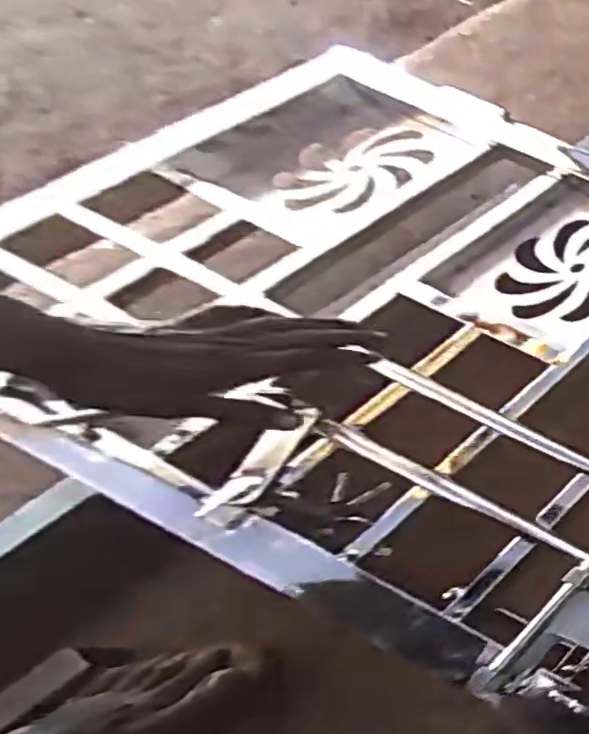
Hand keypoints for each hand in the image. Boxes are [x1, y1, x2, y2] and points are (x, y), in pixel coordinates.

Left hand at [43, 306, 381, 427]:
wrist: (64, 351)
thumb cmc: (120, 386)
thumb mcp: (183, 407)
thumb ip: (243, 412)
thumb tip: (295, 419)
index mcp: (238, 364)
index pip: (306, 357)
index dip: (344, 356)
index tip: (376, 356)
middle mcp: (234, 343)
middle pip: (301, 335)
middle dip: (344, 335)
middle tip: (379, 336)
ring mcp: (215, 331)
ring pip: (280, 323)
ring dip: (318, 323)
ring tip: (347, 324)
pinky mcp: (194, 325)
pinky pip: (245, 316)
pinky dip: (273, 315)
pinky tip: (279, 314)